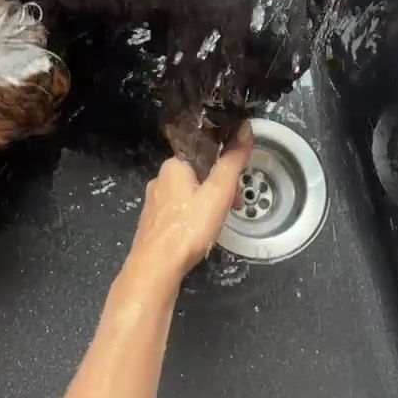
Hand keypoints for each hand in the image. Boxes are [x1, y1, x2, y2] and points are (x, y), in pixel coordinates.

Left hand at [122, 125, 254, 288]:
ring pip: (186, 195)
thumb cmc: (188, 227)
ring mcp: (153, 203)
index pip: (203, 154)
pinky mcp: (152, 224)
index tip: (236, 182)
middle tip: (233, 205)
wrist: (156, 267)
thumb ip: (232, 162)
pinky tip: (198, 234)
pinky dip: (191, 219)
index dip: (223, 165)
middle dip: (217, 188)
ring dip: (206, 204)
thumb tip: (245, 129)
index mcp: (173, 166)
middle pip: (196, 175)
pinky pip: (177, 213)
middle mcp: (159, 180)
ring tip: (219, 224)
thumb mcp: (218, 192)